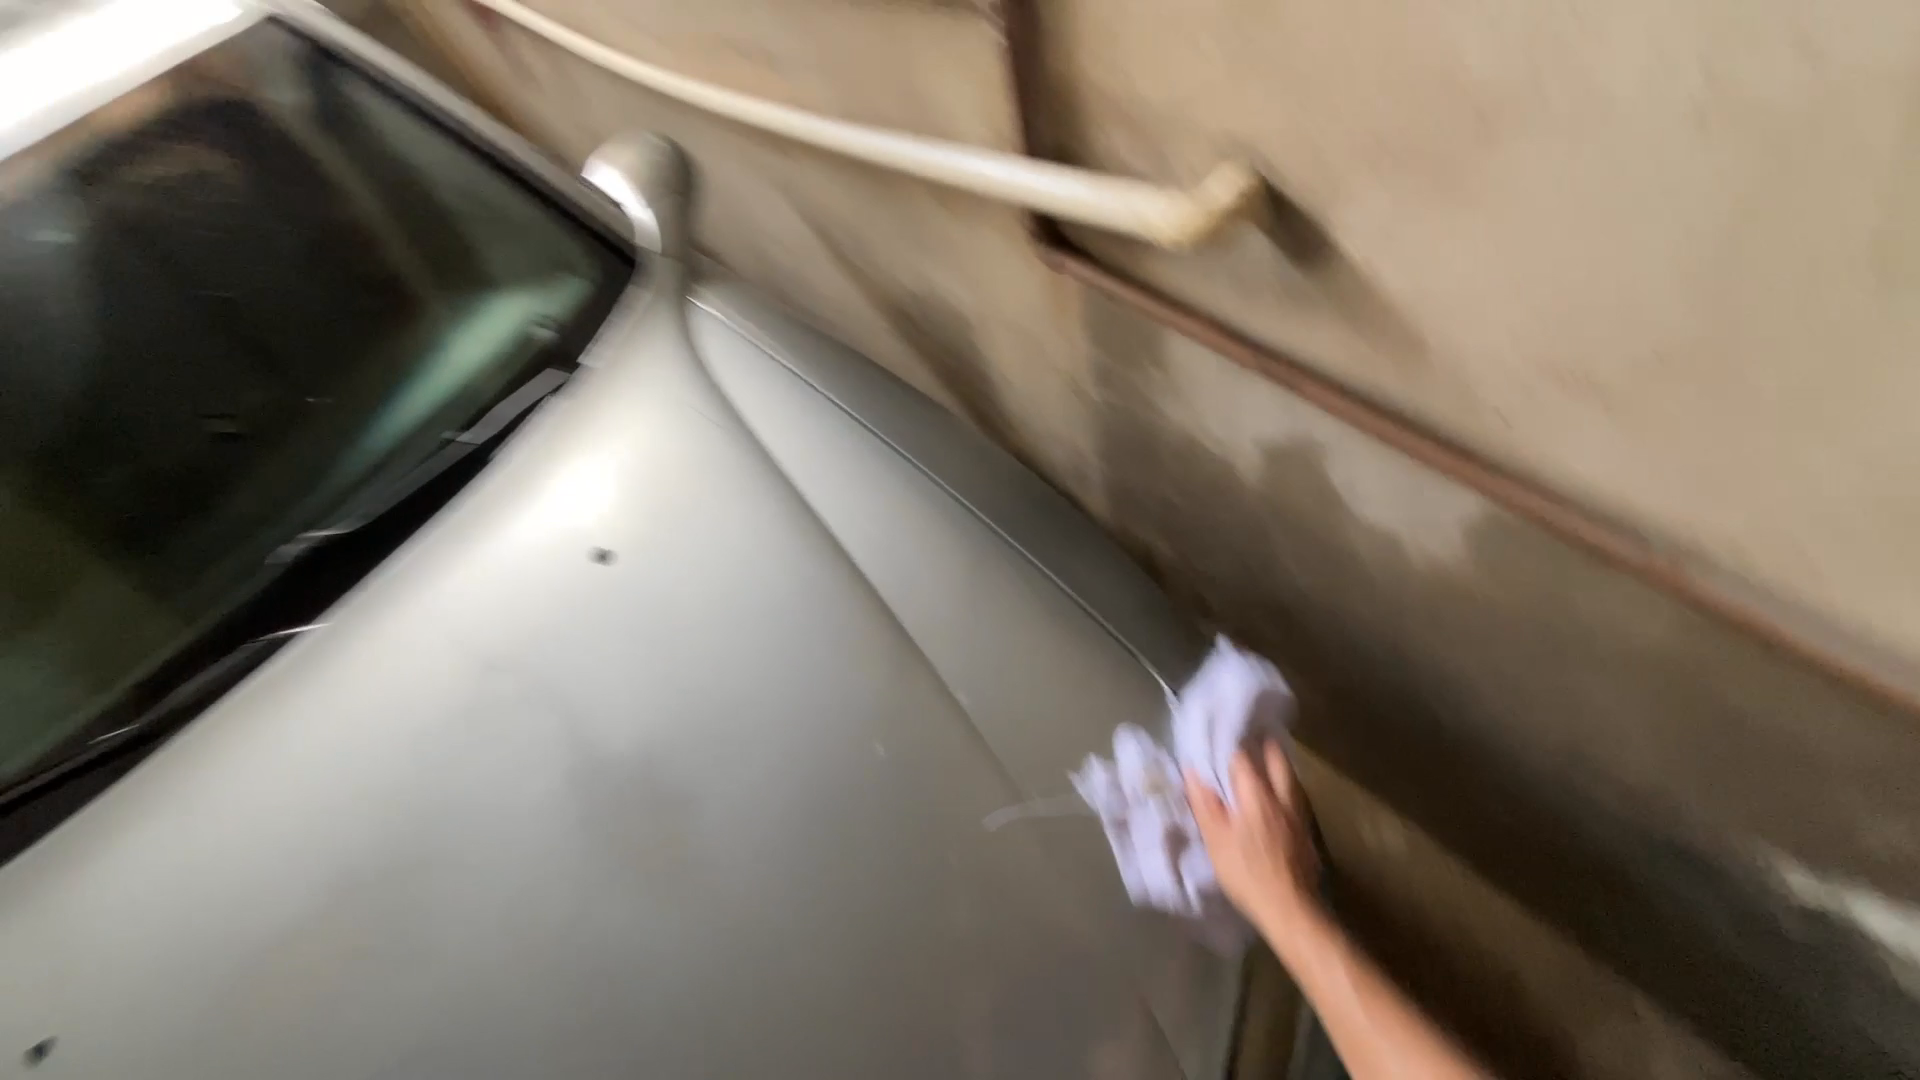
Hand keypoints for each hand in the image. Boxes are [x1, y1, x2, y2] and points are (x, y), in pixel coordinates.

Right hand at [1186, 742, 1321, 937]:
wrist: (1289, 909)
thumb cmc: (1246, 872)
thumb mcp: (1216, 840)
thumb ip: (1205, 804)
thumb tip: (1193, 772)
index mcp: (1257, 796)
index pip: (1244, 760)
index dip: (1232, 746)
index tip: (1223, 736)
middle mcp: (1281, 799)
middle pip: (1278, 763)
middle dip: (1268, 748)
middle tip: (1257, 737)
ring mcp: (1298, 817)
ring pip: (1292, 781)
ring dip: (1280, 767)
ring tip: (1270, 761)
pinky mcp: (1307, 835)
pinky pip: (1297, 800)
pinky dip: (1288, 789)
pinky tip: (1281, 798)